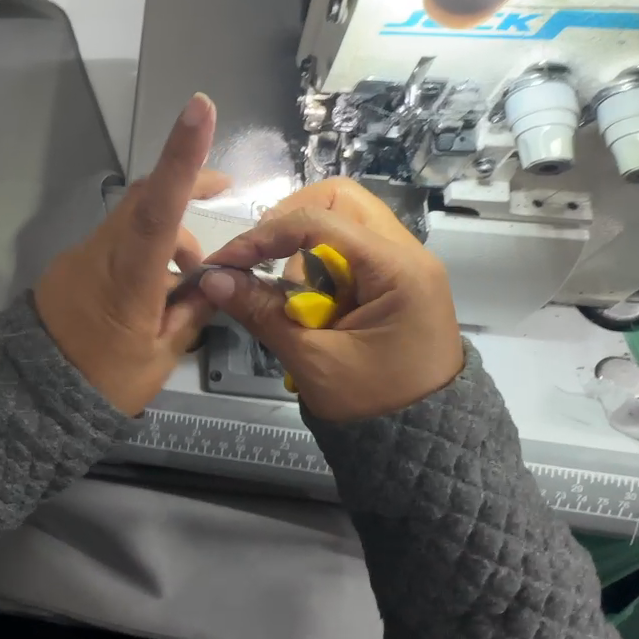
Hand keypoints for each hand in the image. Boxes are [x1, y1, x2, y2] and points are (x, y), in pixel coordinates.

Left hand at [34, 94, 228, 415]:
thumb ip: (192, 310)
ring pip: (130, 220)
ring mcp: (78, 256)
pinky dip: (141, 248)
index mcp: (129, 276)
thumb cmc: (104, 381)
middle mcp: (99, 253)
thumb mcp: (161, 354)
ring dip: (166, 233)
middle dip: (185, 186)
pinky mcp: (68, 265)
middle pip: (144, 199)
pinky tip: (155, 285)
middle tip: (223, 191)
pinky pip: (112, 240)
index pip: (159, 206)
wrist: (32, 396)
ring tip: (189, 277)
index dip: (181, 157)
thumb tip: (215, 279)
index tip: (199, 109)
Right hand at [198, 178, 463, 421]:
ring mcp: (401, 264)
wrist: (425, 439)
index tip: (227, 262)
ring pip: (342, 218)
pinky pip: (346, 247)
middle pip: (339, 199)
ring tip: (291, 296)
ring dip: (302, 245)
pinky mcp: (391, 279)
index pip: (319, 221)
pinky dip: (315, 261)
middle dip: (289, 221)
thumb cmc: (373, 401)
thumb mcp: (311, 358)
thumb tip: (213, 278)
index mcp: (397, 269)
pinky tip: (306, 299)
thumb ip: (261, 311)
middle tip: (261, 258)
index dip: (264, 235)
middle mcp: (406, 253)